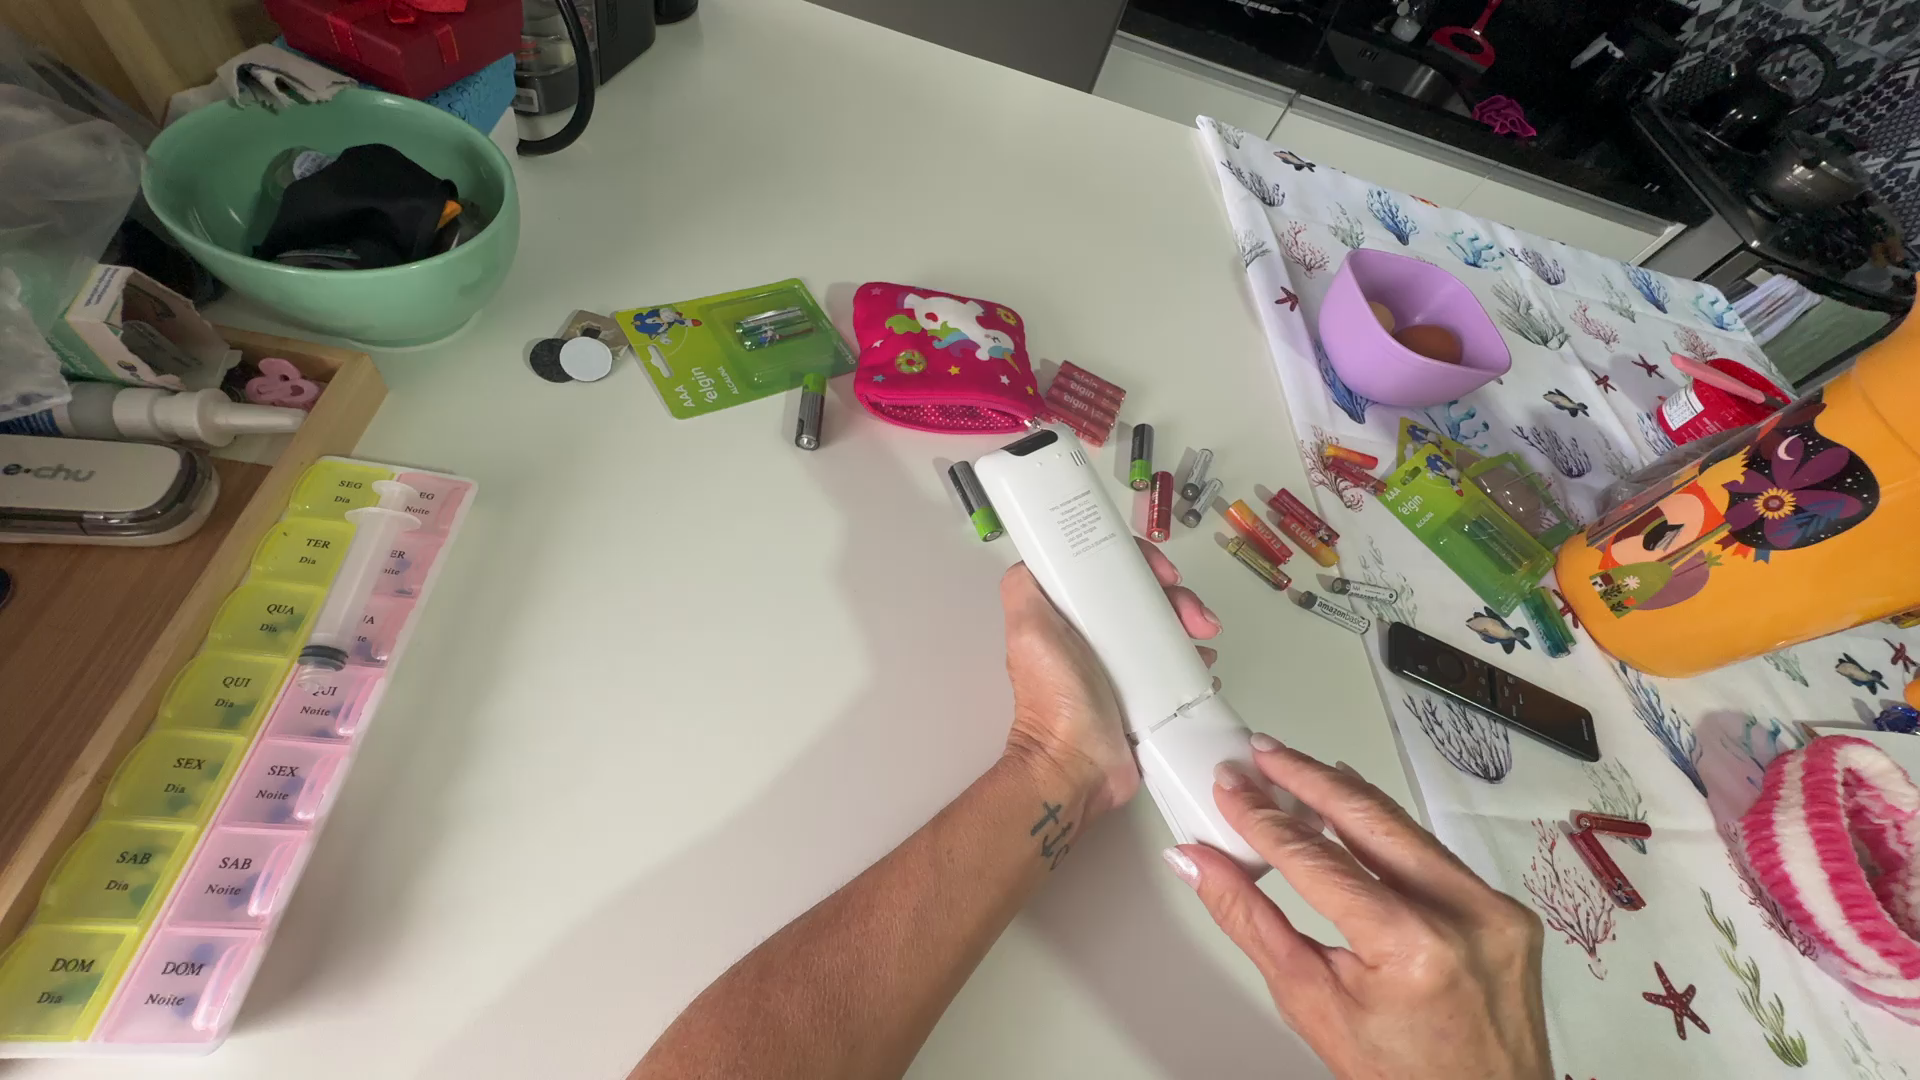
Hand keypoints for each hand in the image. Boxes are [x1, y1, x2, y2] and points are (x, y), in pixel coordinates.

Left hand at [1000, 538, 1220, 820]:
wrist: (1078, 769)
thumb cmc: (1054, 699)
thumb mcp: (1029, 632)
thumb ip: (1023, 589)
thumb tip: (1037, 556)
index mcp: (1065, 613)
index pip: (1102, 567)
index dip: (1135, 560)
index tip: (1160, 571)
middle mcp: (1091, 632)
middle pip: (1139, 592)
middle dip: (1173, 594)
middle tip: (1193, 612)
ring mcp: (1120, 661)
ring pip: (1161, 622)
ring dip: (1189, 619)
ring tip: (1204, 635)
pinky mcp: (1144, 689)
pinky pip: (1174, 659)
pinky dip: (1192, 654)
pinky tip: (1204, 661)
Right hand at [1165, 740, 1550, 1079]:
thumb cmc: (1396, 1074)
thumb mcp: (1305, 1000)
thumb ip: (1246, 917)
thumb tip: (1194, 859)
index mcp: (1411, 947)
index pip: (1316, 860)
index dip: (1262, 817)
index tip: (1227, 785)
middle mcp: (1463, 915)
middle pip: (1365, 817)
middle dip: (1304, 776)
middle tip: (1260, 750)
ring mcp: (1492, 907)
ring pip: (1398, 823)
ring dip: (1337, 790)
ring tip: (1288, 764)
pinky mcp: (1501, 905)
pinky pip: (1425, 845)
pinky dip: (1375, 818)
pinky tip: (1343, 798)